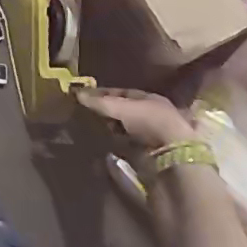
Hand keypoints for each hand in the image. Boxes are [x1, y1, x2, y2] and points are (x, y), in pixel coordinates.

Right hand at [76, 87, 197, 150]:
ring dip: (106, 127)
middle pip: (121, 110)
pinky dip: (110, 142)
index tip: (83, 95)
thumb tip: (77, 93)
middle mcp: (148, 115)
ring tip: (86, 126)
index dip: (103, 93)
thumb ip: (100, 102)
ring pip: (121, 128)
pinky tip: (98, 142)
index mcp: (148, 99)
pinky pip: (121, 144)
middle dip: (103, 110)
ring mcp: (146, 135)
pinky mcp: (142, 152)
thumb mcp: (123, 107)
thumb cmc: (150, 122)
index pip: (122, 93)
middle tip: (81, 111)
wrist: (170, 154)